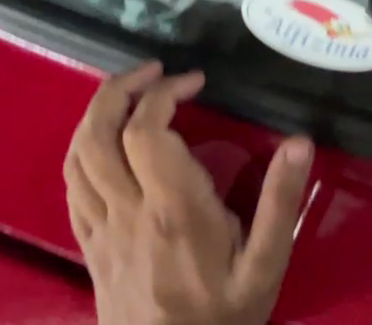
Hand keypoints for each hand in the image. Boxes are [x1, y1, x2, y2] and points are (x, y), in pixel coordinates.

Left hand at [65, 62, 313, 324]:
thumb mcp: (266, 263)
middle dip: (118, 91)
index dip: (163, 94)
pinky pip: (72, 188)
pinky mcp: (90, 250)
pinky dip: (83, 151)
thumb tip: (299, 141)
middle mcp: (127, 214)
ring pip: (76, 160)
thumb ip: (281, 200)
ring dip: (95, 115)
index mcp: (172, 209)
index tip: (195, 80)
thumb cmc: (224, 315)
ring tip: (129, 94)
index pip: (146, 133)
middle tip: (154, 70)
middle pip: (97, 137)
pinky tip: (107, 142)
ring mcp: (101, 232)